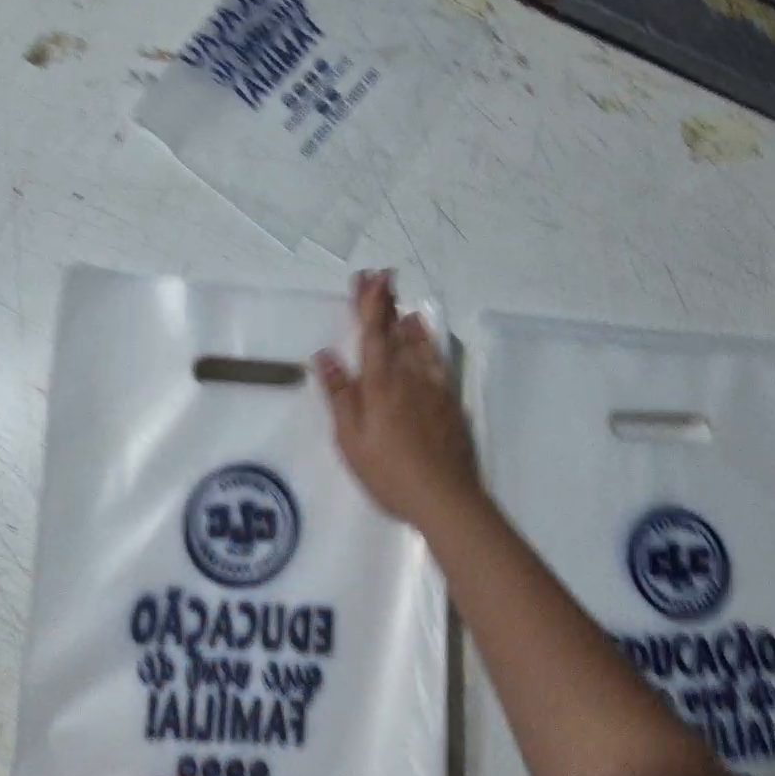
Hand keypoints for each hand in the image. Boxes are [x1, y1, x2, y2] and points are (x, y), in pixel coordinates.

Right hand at [316, 270, 484, 531]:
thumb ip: (339, 394)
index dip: (370, 303)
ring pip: (419, 343)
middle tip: (379, 277)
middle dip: (386, 303)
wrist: (445, 498)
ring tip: (401, 304)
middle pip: (396, 331)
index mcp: (380, 383)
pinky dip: (428, 342)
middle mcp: (408, 376)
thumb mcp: (351, 439)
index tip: (369, 277)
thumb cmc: (389, 472)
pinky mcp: (449, 401)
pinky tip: (425, 338)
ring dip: (407, 319)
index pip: (373, 333)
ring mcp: (433, 387)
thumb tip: (325, 355)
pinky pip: (436, 360)